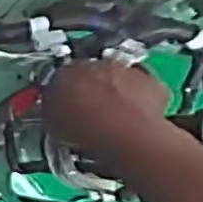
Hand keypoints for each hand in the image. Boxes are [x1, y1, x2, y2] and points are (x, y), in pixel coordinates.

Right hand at [45, 59, 177, 160]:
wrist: (126, 136)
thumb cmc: (87, 129)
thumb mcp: (51, 121)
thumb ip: (50, 105)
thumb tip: (50, 105)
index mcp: (67, 71)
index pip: (59, 74)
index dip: (60, 88)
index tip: (61, 101)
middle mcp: (97, 65)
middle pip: (90, 72)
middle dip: (88, 87)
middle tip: (85, 109)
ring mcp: (126, 72)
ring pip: (116, 78)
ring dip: (113, 92)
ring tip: (108, 117)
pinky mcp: (152, 83)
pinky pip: (142, 88)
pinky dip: (137, 99)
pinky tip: (130, 118)